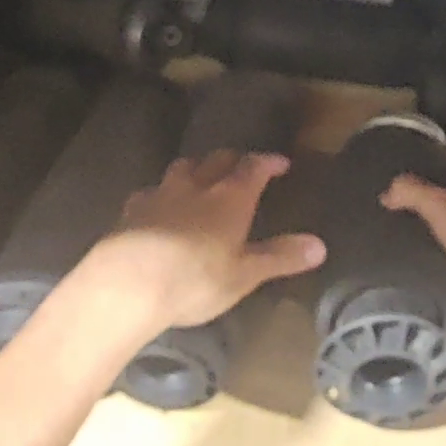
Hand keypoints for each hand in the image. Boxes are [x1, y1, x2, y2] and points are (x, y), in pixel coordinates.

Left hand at [73, 151, 326, 332]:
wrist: (126, 285)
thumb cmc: (195, 280)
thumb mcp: (245, 274)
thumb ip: (280, 257)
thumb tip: (320, 246)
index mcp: (230, 197)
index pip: (253, 168)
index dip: (268, 162)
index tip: (280, 162)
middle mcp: (196, 186)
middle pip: (216, 160)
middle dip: (232, 160)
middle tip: (241, 167)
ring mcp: (160, 195)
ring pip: (181, 169)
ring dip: (195, 169)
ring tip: (199, 179)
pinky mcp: (130, 211)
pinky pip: (150, 192)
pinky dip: (161, 194)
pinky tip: (158, 207)